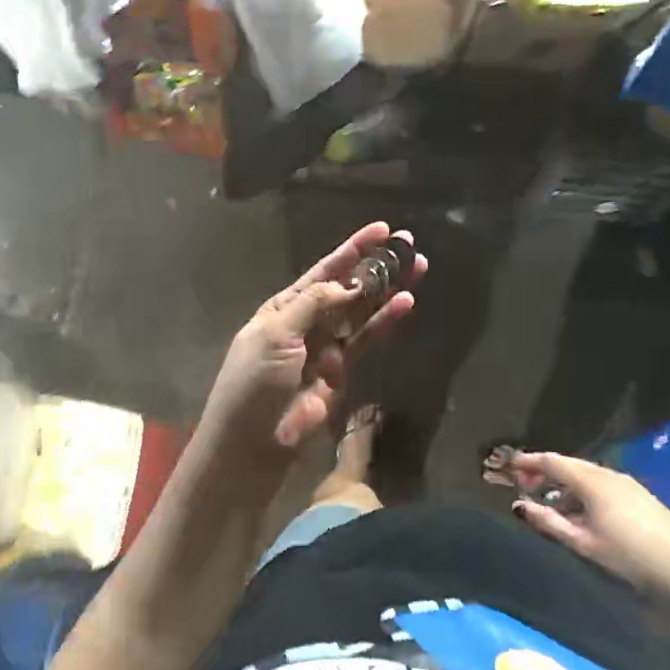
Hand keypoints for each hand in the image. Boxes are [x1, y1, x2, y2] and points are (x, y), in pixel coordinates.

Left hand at [203, 222, 424, 454]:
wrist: (253, 440)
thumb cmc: (254, 381)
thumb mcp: (276, 333)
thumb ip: (314, 304)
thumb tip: (348, 282)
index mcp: (282, 307)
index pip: (321, 271)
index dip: (351, 250)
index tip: (381, 229)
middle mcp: (305, 322)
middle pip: (346, 288)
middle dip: (375, 266)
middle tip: (407, 244)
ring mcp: (325, 347)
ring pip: (361, 312)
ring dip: (387, 291)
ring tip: (417, 268)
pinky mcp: (340, 372)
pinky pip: (365, 341)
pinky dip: (384, 323)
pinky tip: (406, 303)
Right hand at [507, 453, 669, 601]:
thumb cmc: (629, 555)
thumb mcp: (582, 542)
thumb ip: (548, 521)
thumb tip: (519, 506)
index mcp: (591, 480)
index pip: (552, 461)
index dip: (528, 462)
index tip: (508, 467)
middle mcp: (608, 474)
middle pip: (569, 465)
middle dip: (544, 472)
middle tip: (524, 486)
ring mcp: (627, 484)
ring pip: (586, 476)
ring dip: (564, 485)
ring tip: (549, 504)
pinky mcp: (639, 497)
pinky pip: (601, 485)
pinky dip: (581, 492)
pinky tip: (580, 513)